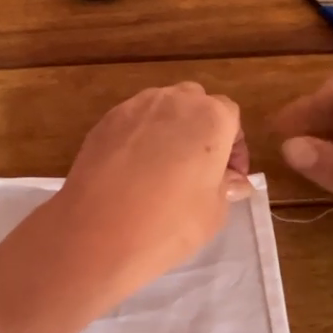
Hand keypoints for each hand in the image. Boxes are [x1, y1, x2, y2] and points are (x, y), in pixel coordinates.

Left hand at [45, 82, 251, 301]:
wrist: (98, 231)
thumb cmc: (169, 222)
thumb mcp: (214, 212)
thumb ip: (227, 187)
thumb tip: (233, 180)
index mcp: (210, 117)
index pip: (230, 115)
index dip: (234, 146)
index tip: (230, 176)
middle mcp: (172, 101)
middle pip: (194, 103)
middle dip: (201, 129)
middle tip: (199, 168)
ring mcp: (133, 108)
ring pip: (160, 108)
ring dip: (169, 129)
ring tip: (164, 168)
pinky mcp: (104, 121)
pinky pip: (132, 122)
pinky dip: (139, 137)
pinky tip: (133, 170)